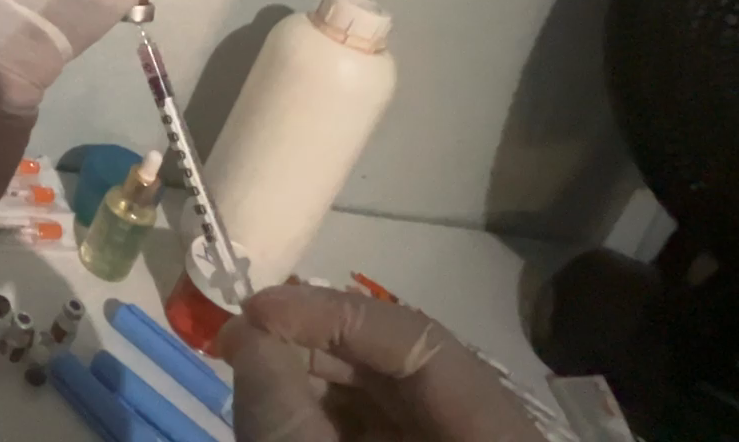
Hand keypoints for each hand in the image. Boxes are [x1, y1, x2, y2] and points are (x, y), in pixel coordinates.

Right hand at [221, 286, 544, 440]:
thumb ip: (279, 400)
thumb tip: (244, 331)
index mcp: (496, 434)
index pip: (417, 339)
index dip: (330, 311)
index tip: (255, 309)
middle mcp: (485, 434)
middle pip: (398, 367)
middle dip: (313, 346)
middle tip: (242, 338)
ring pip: (380, 400)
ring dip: (310, 378)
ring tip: (252, 372)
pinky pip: (371, 428)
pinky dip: (321, 414)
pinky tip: (280, 408)